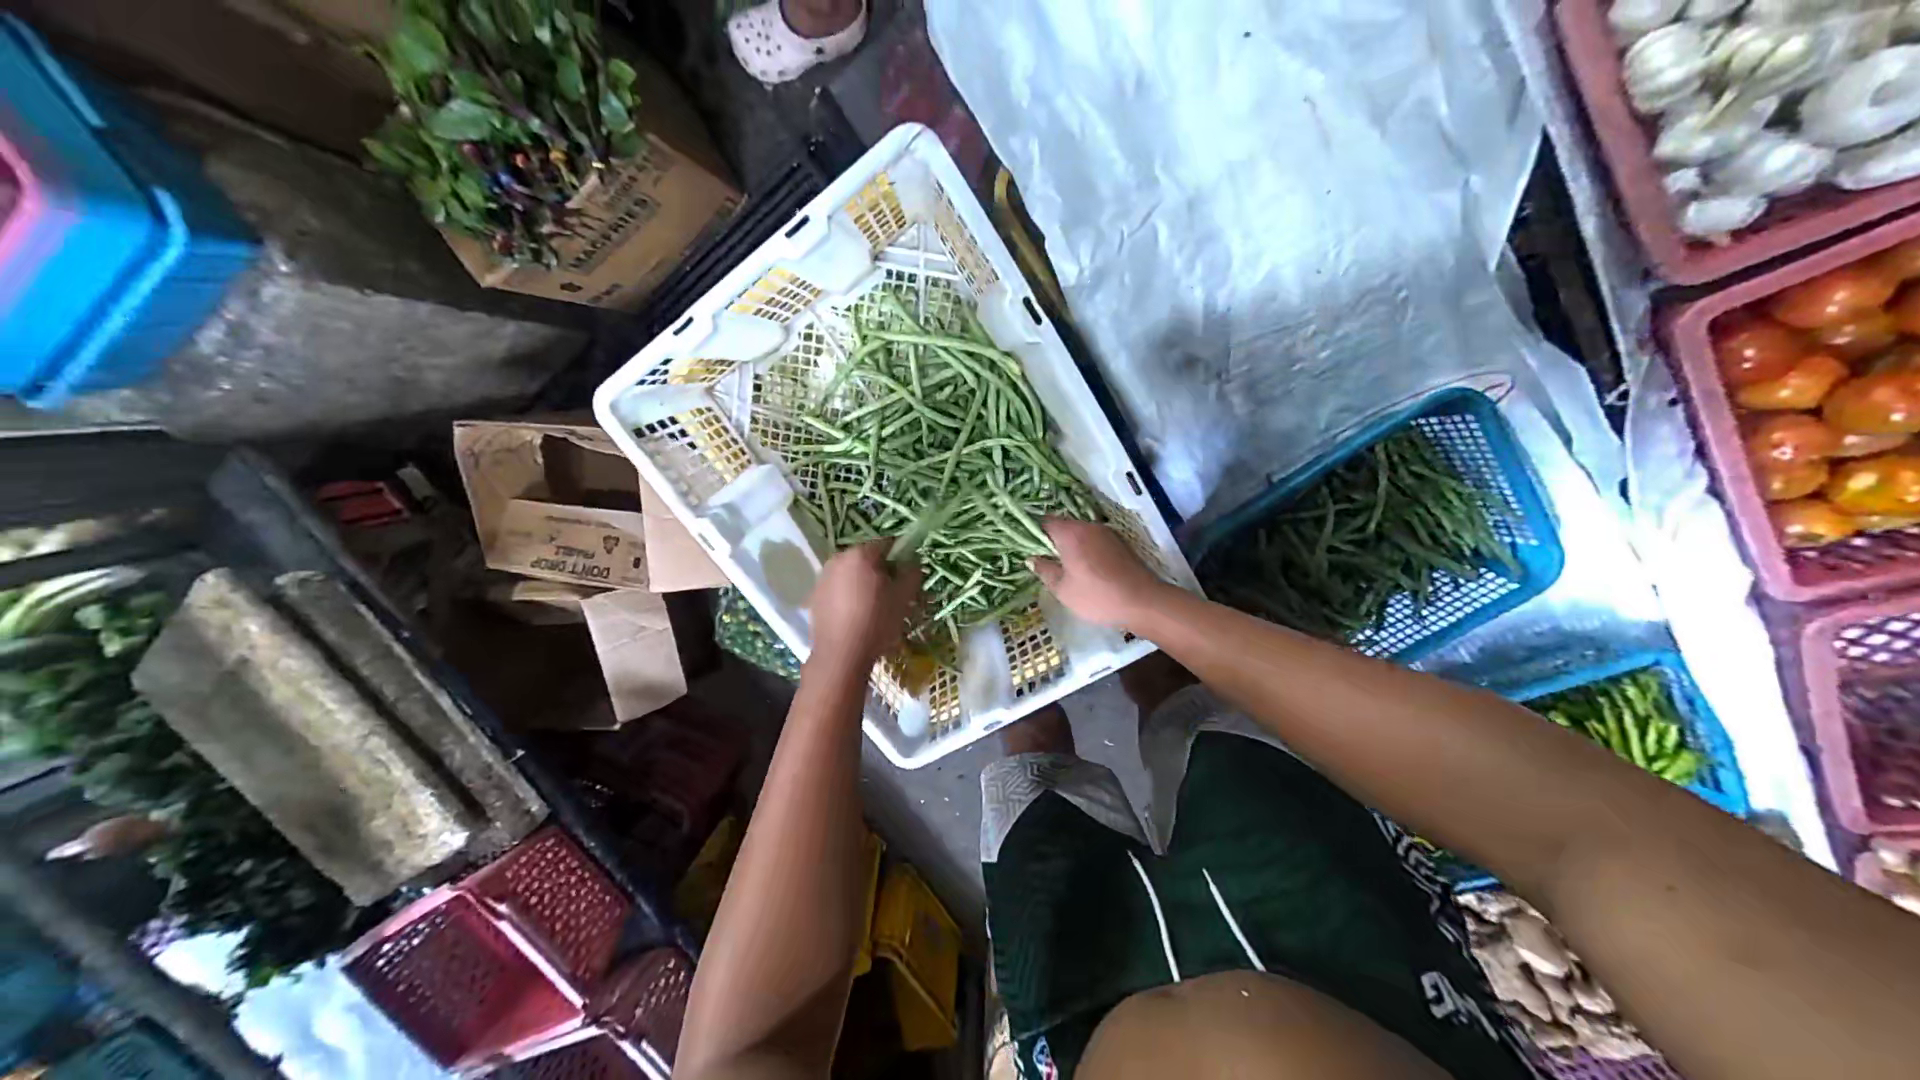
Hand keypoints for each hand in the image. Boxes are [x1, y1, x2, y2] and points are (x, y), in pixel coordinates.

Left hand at [808, 540, 922, 668]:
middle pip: (866, 557)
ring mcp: (822, 577)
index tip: (905, 576)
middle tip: (890, 593)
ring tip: (871, 607)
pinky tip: (853, 616)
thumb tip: (912, 563)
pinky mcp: (813, 596)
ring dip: (861, 583)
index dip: (899, 558)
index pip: (887, 544)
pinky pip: (836, 588)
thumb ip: (912, 573)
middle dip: (879, 570)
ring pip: (849, 573)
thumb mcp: (903, 597)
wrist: (840, 656)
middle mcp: (837, 559)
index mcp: (860, 554)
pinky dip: (846, 595)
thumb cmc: (876, 622)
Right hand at [1029, 518, 1167, 630]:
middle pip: (1063, 525)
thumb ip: (1044, 569)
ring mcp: (1107, 533)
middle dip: (1050, 539)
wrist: (1144, 602)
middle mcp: (1089, 526)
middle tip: (1041, 558)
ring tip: (1061, 565)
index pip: (1044, 521)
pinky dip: (1084, 549)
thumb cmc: (1098, 596)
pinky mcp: (1119, 543)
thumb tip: (1032, 558)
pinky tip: (1083, 568)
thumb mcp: (1063, 589)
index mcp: (1071, 533)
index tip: (1025, 545)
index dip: (1032, 531)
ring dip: (1068, 545)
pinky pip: (1093, 540)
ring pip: (1079, 533)